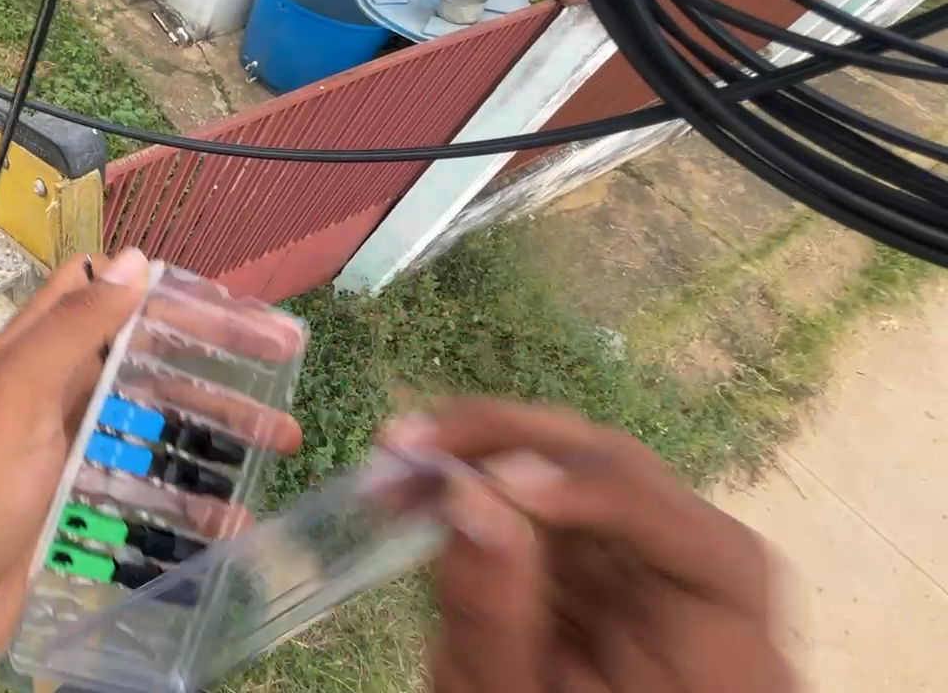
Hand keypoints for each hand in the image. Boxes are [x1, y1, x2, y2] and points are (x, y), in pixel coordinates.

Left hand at [0, 249, 302, 690]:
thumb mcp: (21, 391)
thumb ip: (75, 326)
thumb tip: (132, 259)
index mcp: (35, 350)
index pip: (104, 294)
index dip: (160, 290)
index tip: (221, 302)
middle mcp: (52, 390)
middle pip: (140, 358)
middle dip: (208, 359)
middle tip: (282, 360)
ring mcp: (64, 448)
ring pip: (148, 424)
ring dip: (208, 428)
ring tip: (277, 438)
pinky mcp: (74, 502)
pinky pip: (139, 488)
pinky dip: (183, 499)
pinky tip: (230, 517)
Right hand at [383, 399, 793, 692]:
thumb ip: (490, 614)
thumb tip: (466, 489)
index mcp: (714, 668)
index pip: (709, 554)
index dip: (610, 495)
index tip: (497, 482)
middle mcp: (690, 596)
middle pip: (632, 478)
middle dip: (515, 441)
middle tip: (415, 443)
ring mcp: (634, 562)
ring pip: (573, 461)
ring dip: (478, 443)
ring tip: (395, 452)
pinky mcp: (579, 546)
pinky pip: (530, 482)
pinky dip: (467, 466)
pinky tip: (408, 475)